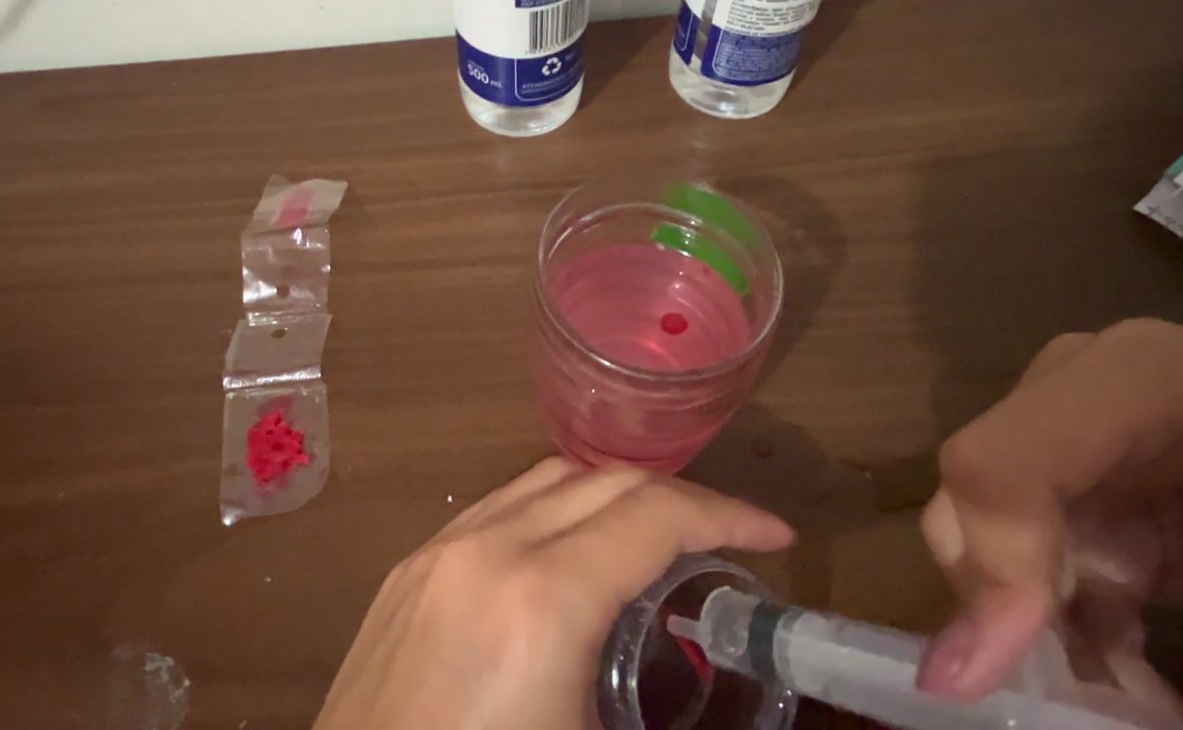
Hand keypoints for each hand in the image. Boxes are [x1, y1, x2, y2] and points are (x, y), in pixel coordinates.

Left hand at [314, 457, 792, 729]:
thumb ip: (673, 703)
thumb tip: (718, 692)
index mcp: (541, 599)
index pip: (654, 516)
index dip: (728, 516)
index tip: (775, 536)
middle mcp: (485, 548)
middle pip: (605, 481)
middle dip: (680, 499)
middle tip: (727, 542)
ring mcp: (438, 551)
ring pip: (548, 479)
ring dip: (615, 496)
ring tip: (657, 543)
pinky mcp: (408, 570)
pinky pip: (500, 506)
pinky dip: (555, 509)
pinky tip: (571, 556)